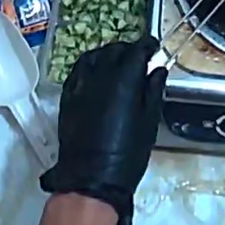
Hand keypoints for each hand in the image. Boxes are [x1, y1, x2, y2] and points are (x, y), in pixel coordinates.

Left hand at [38, 37, 164, 224]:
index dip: (147, 45)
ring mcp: (80, 84)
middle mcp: (99, 75)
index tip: (154, 46)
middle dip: (128, 49)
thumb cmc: (127, 154)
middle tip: (139, 57)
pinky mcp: (68, 95)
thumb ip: (153, 91)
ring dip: (107, 54)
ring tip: (117, 62)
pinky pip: (79, 70)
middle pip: (114, 50)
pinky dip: (90, 65)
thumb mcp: (149, 122)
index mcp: (123, 80)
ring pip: (93, 56)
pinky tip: (97, 72)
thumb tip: (157, 69)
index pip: (136, 51)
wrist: (92, 178)